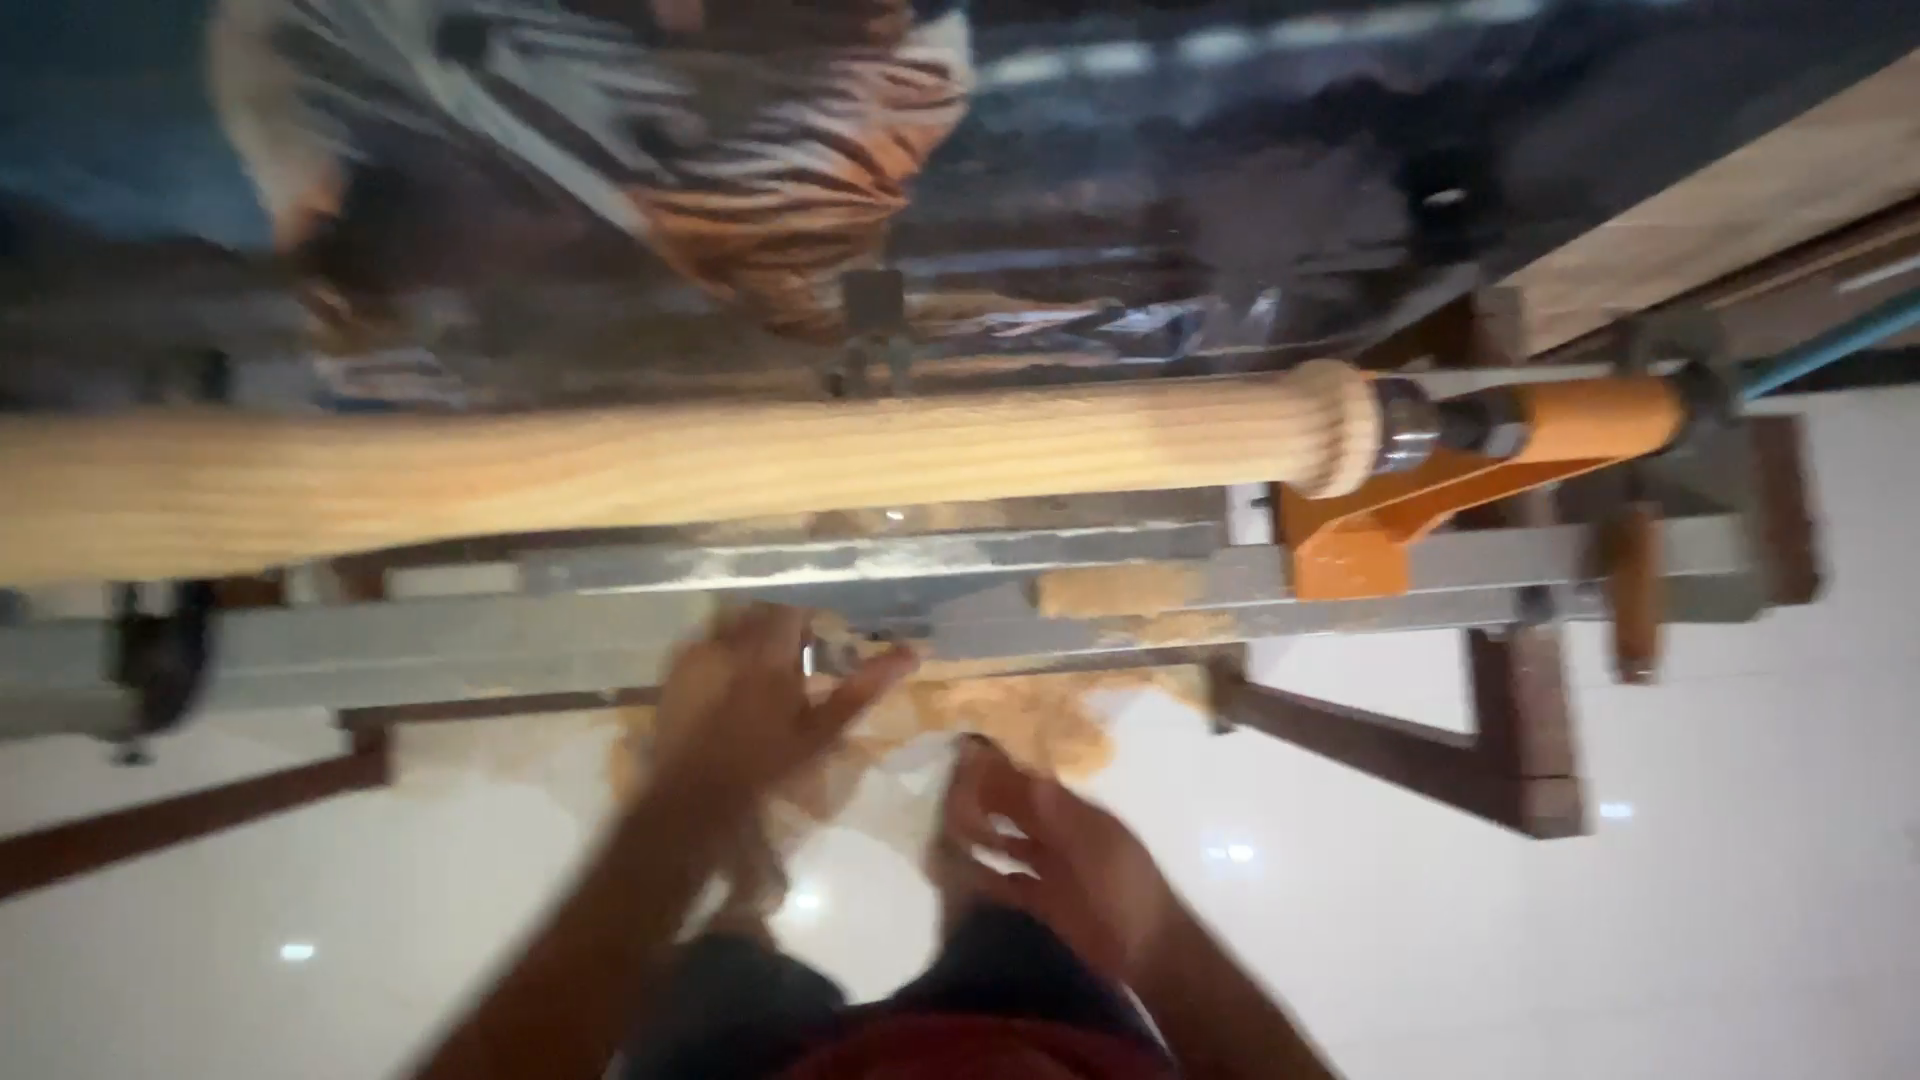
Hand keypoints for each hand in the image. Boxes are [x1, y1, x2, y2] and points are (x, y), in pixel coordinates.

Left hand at [650, 603, 916, 804]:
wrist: (693, 798)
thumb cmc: (767, 766)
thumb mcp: (823, 731)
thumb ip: (864, 687)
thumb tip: (911, 654)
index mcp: (771, 652)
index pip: (796, 604)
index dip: (810, 616)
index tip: (821, 635)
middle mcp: (732, 640)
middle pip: (764, 608)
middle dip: (782, 623)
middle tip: (795, 654)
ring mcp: (698, 650)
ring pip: (734, 620)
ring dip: (752, 633)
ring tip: (761, 668)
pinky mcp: (675, 664)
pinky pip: (707, 638)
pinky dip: (724, 648)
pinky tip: (730, 680)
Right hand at [938, 736, 1177, 985]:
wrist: (1149, 952)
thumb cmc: (1124, 889)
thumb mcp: (1093, 845)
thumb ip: (1057, 811)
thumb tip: (1023, 772)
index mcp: (1076, 813)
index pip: (1033, 783)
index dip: (1002, 771)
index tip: (966, 758)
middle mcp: (1061, 834)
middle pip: (1018, 810)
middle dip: (986, 800)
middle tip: (946, 791)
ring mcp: (1052, 868)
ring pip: (1011, 843)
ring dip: (983, 835)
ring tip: (946, 826)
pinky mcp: (1044, 901)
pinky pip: (1010, 883)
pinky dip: (988, 876)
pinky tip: (962, 870)